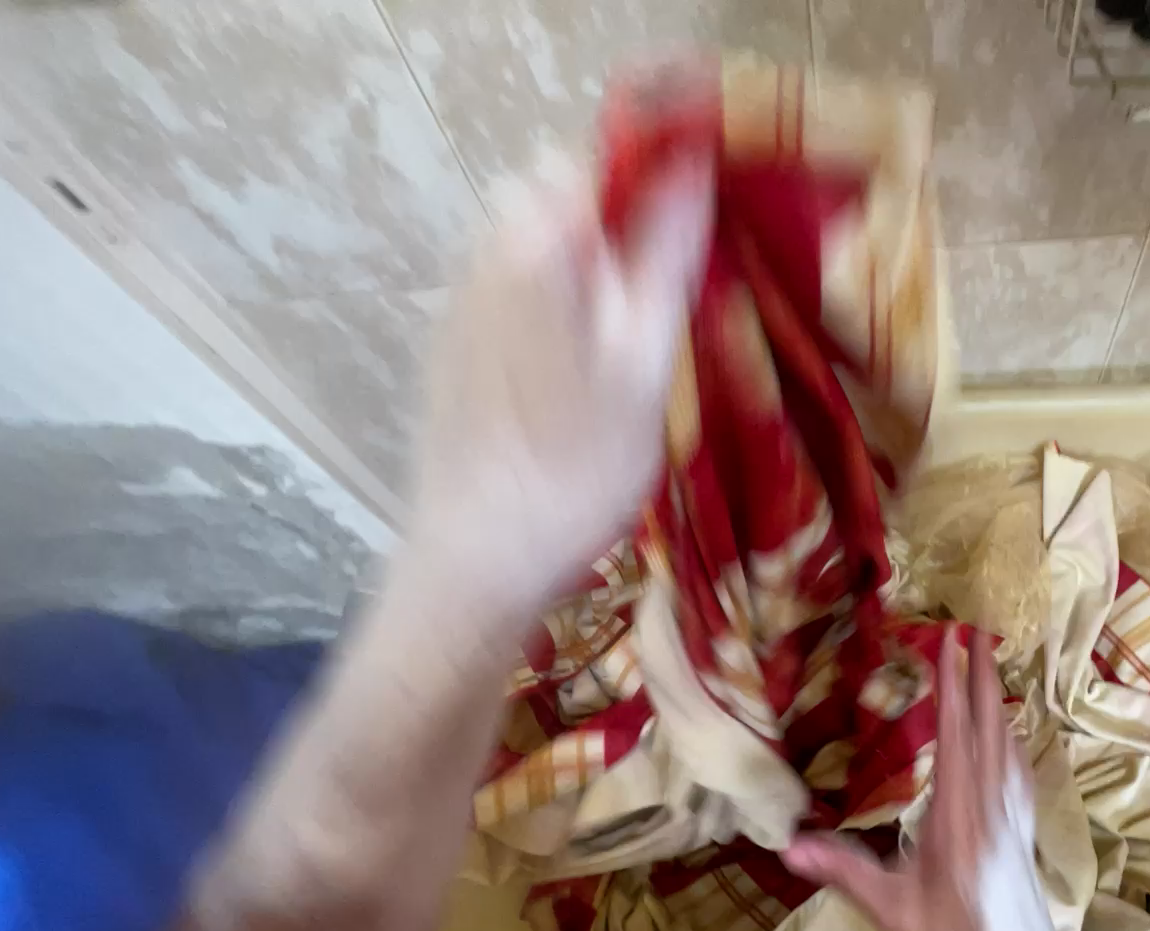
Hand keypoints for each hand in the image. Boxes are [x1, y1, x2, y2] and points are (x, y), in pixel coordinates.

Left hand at [397, 155, 713, 636]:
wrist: (481, 556)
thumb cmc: (579, 469)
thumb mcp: (645, 364)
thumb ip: (664, 259)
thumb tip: (693, 169)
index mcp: (537, 244)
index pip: (602, 155)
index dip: (658, 177)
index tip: (697, 231)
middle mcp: (484, 252)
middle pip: (563, 195)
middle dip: (618, 227)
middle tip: (657, 306)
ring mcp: (460, 298)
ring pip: (537, 243)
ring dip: (586, 268)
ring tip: (619, 347)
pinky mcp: (452, 342)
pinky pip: (512, 287)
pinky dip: (553, 303)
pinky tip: (568, 376)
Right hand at [781, 628, 1033, 930]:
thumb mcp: (896, 916)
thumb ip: (846, 875)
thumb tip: (787, 845)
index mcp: (960, 817)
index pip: (957, 736)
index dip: (954, 687)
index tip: (950, 642)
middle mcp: (993, 808)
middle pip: (990, 728)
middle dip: (983, 676)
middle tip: (978, 630)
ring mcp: (1014, 820)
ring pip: (1009, 745)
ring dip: (999, 701)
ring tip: (993, 667)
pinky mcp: (1023, 836)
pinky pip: (1019, 771)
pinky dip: (1013, 738)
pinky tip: (1012, 737)